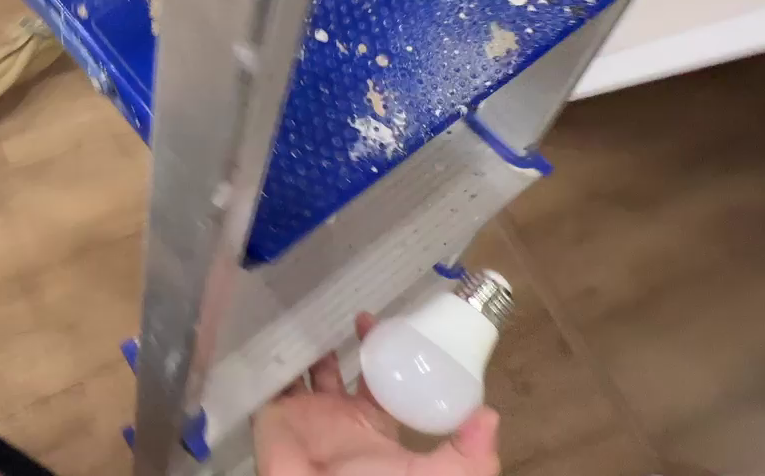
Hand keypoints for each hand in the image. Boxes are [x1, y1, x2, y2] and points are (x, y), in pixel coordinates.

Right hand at [252, 314, 500, 475]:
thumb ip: (466, 456)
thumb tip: (490, 412)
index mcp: (375, 427)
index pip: (384, 384)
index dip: (386, 357)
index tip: (387, 325)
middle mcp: (341, 415)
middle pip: (344, 371)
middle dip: (349, 345)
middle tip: (356, 313)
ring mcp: (306, 411)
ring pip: (307, 368)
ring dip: (309, 342)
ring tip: (314, 309)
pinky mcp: (275, 407)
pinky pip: (274, 372)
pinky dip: (275, 351)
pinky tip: (278, 326)